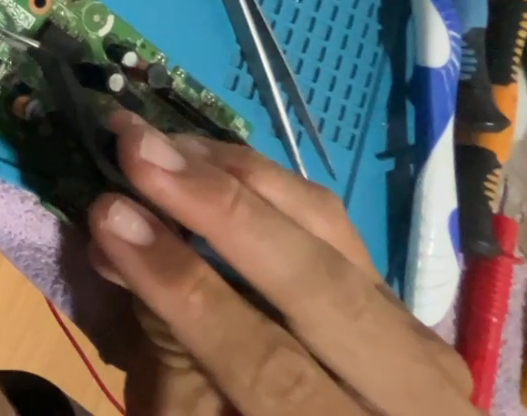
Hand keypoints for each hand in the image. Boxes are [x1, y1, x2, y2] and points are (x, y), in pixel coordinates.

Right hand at [88, 111, 474, 415]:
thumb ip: (163, 342)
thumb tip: (119, 235)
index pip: (274, 368)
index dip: (185, 287)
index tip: (108, 215)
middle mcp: (418, 397)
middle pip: (323, 288)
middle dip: (220, 208)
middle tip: (135, 146)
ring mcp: (411, 335)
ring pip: (330, 230)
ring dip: (230, 173)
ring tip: (150, 137)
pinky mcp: (384, 291)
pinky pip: (322, 215)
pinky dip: (250, 174)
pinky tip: (189, 152)